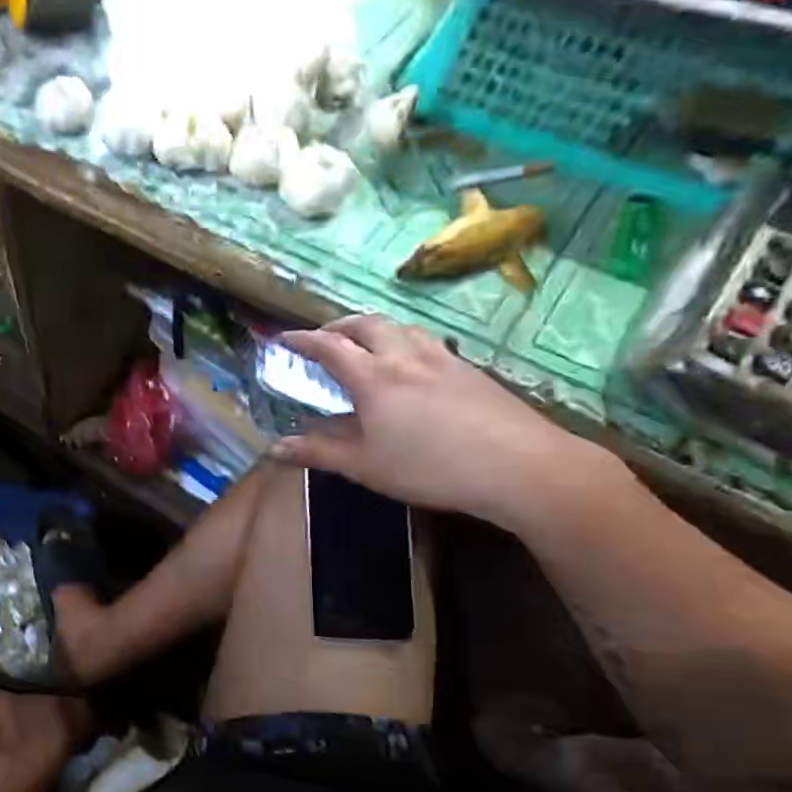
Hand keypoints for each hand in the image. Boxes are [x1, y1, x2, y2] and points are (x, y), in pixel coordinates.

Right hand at [273, 316, 624, 527]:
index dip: (303, 339)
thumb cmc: (429, 467)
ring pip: (401, 326)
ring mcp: (442, 359)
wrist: (518, 465)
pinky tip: (412, 363)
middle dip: (339, 325)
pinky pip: (427, 341)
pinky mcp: (469, 369)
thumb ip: (318, 452)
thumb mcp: (364, 466)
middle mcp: (405, 357)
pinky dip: (405, 340)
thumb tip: (274, 448)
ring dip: (375, 327)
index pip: (330, 346)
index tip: (284, 338)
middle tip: (324, 337)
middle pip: (367, 324)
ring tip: (365, 343)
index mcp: (373, 378)